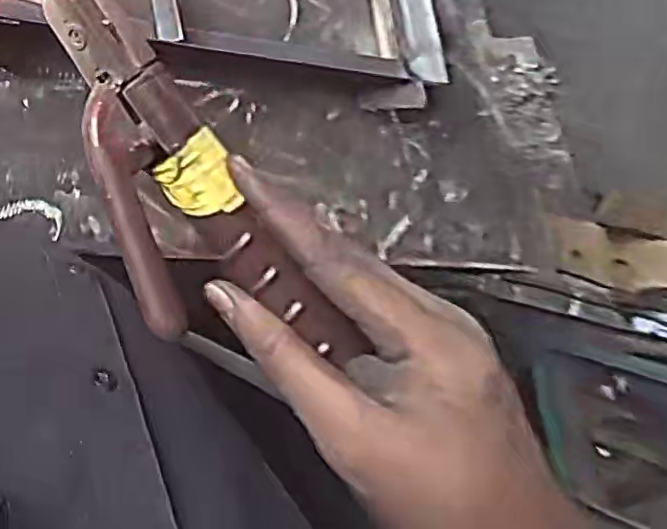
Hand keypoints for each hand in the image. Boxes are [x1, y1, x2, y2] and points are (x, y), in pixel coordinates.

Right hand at [203, 160, 582, 528]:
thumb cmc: (441, 501)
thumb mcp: (344, 431)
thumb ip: (279, 355)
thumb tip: (225, 296)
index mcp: (430, 337)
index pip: (333, 255)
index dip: (278, 209)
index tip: (241, 171)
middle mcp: (441, 320)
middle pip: (343, 253)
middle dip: (281, 217)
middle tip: (233, 188)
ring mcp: (441, 330)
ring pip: (351, 269)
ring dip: (295, 245)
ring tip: (246, 219)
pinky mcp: (432, 344)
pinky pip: (361, 294)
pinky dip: (315, 275)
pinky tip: (285, 267)